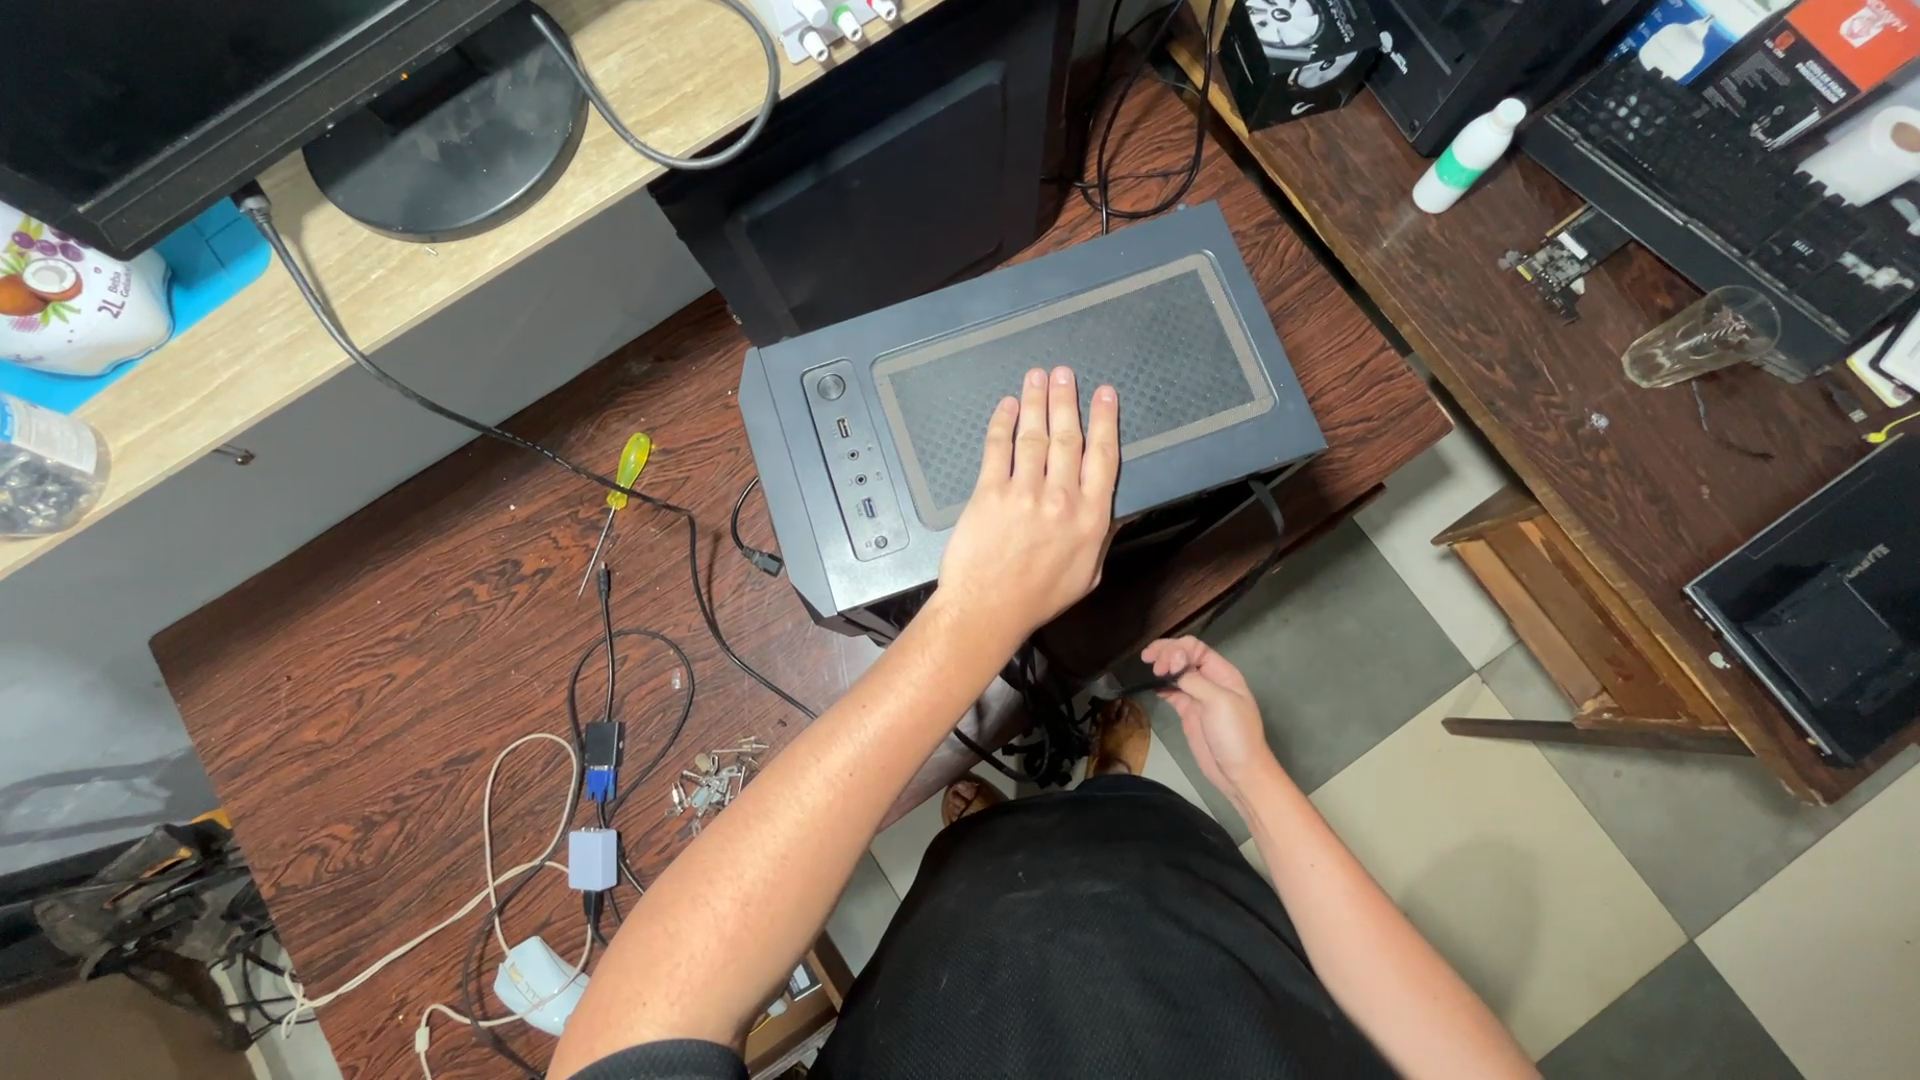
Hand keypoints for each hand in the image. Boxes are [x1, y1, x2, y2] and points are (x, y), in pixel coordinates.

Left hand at [936, 366, 1118, 640]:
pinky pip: (998, 448)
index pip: (1103, 455)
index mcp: (1091, 517)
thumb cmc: (1037, 598)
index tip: (1104, 394)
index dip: (1104, 420)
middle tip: (1065, 373)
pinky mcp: (990, 493)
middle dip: (1067, 398)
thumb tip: (1112, 510)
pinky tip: (1007, 406)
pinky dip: (1003, 423)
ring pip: (1034, 435)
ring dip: (1037, 401)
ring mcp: (1024, 493)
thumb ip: (1102, 537)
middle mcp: (1061, 498)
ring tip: (1037, 376)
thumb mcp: (1088, 575)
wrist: (989, 609)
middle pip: (1067, 436)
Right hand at [1141, 636, 1276, 799]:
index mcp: (1223, 673)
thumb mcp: (1219, 702)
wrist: (1239, 772)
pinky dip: (1161, 686)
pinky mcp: (1189, 712)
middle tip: (1150, 663)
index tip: (1162, 664)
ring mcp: (1199, 696)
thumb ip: (1195, 680)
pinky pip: (1172, 691)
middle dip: (1166, 653)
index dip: (1176, 650)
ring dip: (1162, 667)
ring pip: (1176, 672)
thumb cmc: (1235, 735)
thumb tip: (1172, 668)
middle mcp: (1210, 681)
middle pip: (1184, 656)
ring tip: (1149, 671)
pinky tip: (1153, 686)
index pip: (1195, 648)